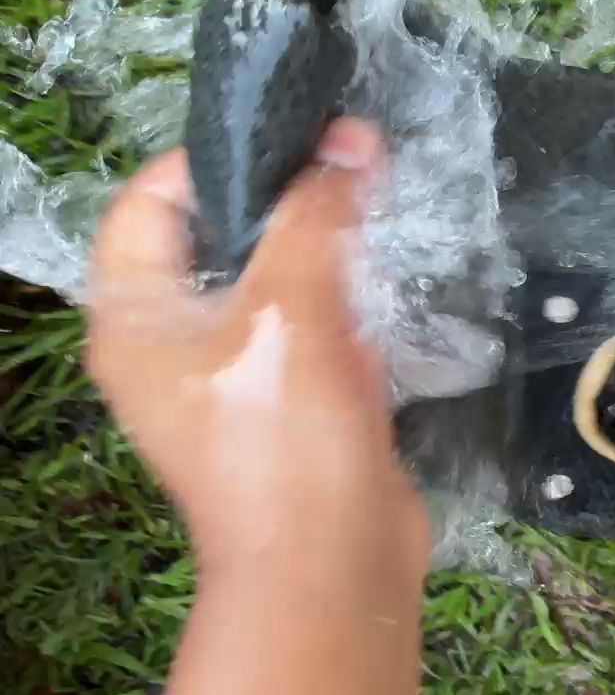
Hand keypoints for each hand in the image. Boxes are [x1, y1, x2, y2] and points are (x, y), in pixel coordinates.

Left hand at [86, 119, 426, 585]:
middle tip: (362, 187)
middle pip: (227, 248)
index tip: (305, 139)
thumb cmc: (288, 436)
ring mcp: (245, 383)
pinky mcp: (304, 412)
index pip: (156, 203)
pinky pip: (321, 342)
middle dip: (293, 212)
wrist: (336, 555)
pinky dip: (355, 317)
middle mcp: (178, 346)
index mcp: (136, 317)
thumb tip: (353, 144)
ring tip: (390, 240)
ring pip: (284, 297)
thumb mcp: (292, 313)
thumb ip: (319, 223)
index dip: (222, 160)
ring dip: (333, 266)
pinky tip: (398, 311)